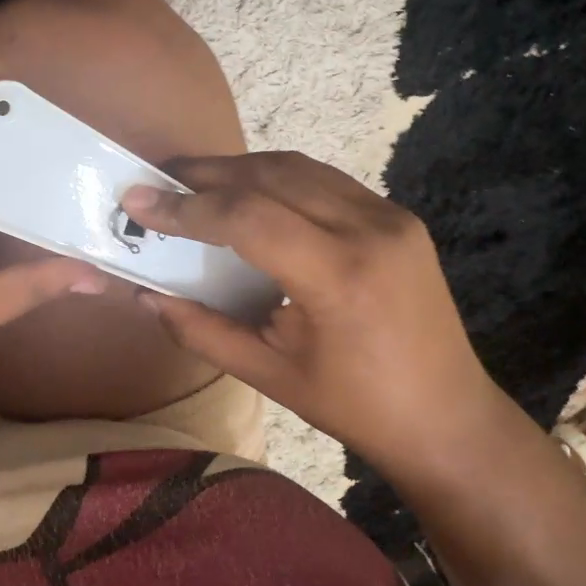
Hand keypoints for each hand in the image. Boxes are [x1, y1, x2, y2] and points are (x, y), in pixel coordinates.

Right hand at [120, 152, 501, 461]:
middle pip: (270, 176)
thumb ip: (201, 330)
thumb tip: (143, 296)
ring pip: (298, 168)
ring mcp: (390, 217)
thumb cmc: (355, 407)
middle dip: (206, 173)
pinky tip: (247, 195)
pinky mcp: (397, 217)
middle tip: (158, 179)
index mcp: (339, 277)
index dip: (185, 207)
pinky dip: (275, 179)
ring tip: (194, 181)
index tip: (137, 200)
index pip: (246, 218)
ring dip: (240, 168)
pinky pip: (324, 181)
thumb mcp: (268, 375)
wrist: (447, 417)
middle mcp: (369, 230)